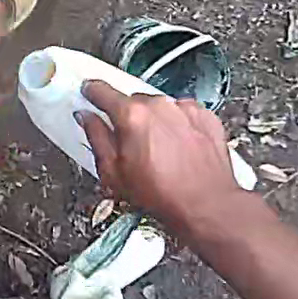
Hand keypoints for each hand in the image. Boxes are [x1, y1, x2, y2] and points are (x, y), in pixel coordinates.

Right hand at [78, 81, 250, 235]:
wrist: (210, 207)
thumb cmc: (163, 194)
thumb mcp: (112, 171)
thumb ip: (95, 136)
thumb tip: (87, 118)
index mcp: (130, 115)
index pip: (101, 90)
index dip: (91, 92)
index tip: (89, 94)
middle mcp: (158, 106)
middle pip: (131, 100)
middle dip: (126, 116)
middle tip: (128, 141)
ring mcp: (184, 110)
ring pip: (157, 106)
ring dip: (152, 119)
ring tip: (157, 147)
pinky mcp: (206, 118)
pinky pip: (181, 112)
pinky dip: (176, 123)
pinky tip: (177, 145)